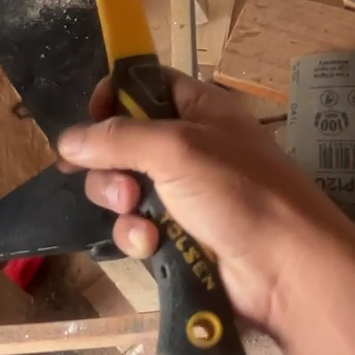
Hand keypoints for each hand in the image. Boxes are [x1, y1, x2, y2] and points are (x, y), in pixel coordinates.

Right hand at [59, 71, 352, 326]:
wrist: (286, 268)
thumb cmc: (238, 191)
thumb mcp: (177, 149)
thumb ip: (118, 139)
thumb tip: (67, 139)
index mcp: (198, 108)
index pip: (145, 86)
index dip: (113, 98)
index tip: (90, 119)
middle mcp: (188, 145)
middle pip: (123, 142)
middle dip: (110, 166)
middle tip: (123, 186)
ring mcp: (184, 192)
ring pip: (125, 189)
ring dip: (123, 206)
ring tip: (139, 217)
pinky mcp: (179, 234)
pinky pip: (138, 227)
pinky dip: (139, 236)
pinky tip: (151, 245)